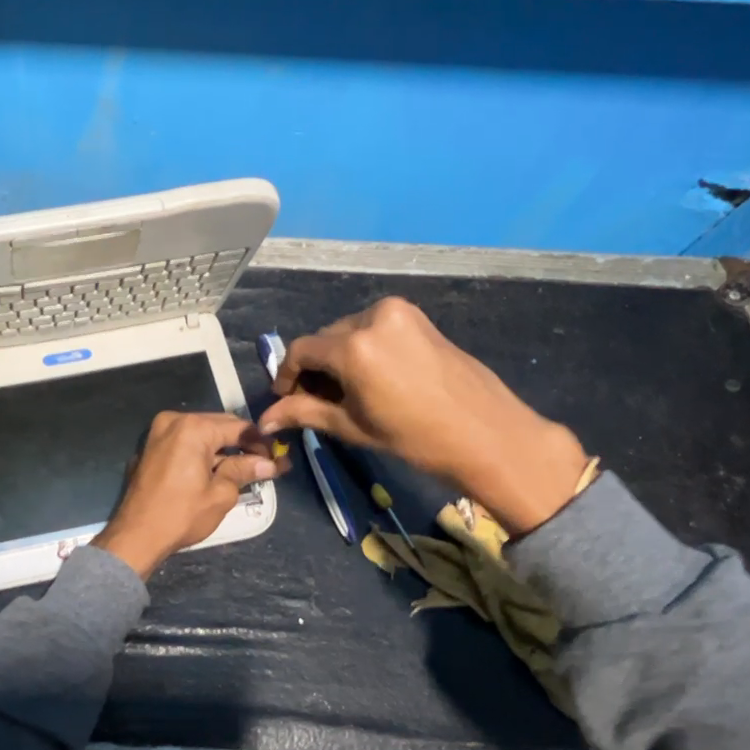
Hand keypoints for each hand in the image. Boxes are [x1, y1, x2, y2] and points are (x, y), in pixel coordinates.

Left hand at [91, 411, 283, 578]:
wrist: (135, 536)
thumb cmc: (181, 515)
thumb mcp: (220, 494)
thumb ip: (244, 471)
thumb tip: (269, 464)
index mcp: (193, 428)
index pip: (238, 427)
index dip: (260, 443)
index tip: (277, 458)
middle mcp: (173, 422)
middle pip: (219, 426)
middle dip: (242, 444)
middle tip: (265, 464)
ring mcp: (158, 434)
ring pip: (201, 435)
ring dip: (222, 450)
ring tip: (245, 470)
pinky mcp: (150, 449)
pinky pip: (184, 444)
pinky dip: (202, 454)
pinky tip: (217, 471)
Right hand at [257, 297, 588, 534]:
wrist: (485, 433)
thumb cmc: (414, 437)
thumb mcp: (352, 426)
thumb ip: (304, 413)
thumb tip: (264, 421)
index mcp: (353, 346)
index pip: (301, 351)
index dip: (287, 376)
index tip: (285, 400)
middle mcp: (372, 318)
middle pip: (324, 339)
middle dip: (315, 368)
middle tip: (315, 402)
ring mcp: (399, 312)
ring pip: (348, 332)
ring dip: (338, 358)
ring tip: (346, 393)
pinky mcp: (417, 317)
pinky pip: (374, 328)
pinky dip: (363, 349)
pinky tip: (372, 379)